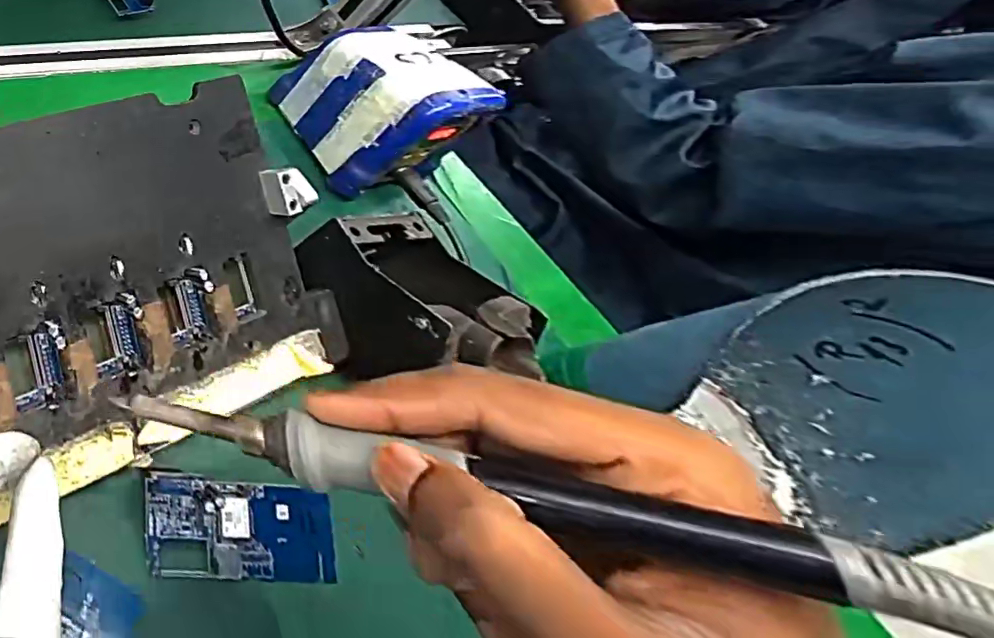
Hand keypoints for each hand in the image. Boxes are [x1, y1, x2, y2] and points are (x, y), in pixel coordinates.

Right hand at [306, 366, 837, 637]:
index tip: (324, 413)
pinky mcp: (584, 523)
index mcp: (669, 464)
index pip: (504, 400)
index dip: (405, 401)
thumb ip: (501, 555)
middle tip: (386, 514)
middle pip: (484, 426)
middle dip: (429, 474)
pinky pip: (490, 503)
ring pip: (477, 465)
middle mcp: (632, 456)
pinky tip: (491, 593)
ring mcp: (608, 490)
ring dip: (447, 522)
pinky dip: (466, 544)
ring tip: (471, 589)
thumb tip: (393, 463)